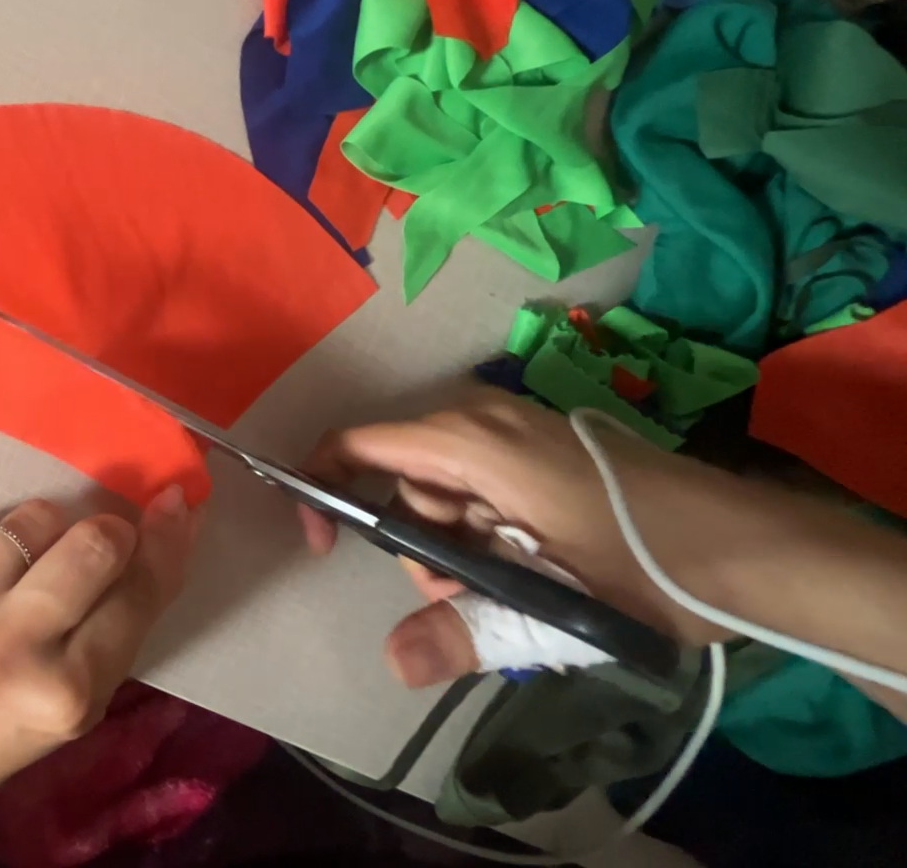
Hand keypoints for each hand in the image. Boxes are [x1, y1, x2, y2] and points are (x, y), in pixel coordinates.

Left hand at [0, 489, 201, 800]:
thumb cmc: (27, 717)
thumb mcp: (94, 688)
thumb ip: (132, 608)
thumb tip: (172, 510)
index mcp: (65, 692)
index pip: (135, 593)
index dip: (163, 542)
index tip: (174, 504)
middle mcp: (5, 648)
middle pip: (90, 545)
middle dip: (109, 532)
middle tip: (105, 543)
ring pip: (36, 517)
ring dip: (52, 531)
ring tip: (39, 567)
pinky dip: (1, 544)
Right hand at [298, 390, 747, 687]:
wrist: (762, 549)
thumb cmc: (647, 562)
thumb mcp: (554, 607)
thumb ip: (465, 631)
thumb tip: (392, 663)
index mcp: (464, 439)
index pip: (351, 445)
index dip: (320, 489)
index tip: (323, 545)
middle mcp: (475, 419)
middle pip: (400, 483)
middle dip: (421, 546)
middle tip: (472, 591)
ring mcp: (508, 430)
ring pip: (439, 492)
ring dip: (457, 547)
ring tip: (515, 583)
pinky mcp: (533, 448)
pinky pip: (473, 486)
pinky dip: (483, 530)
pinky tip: (529, 559)